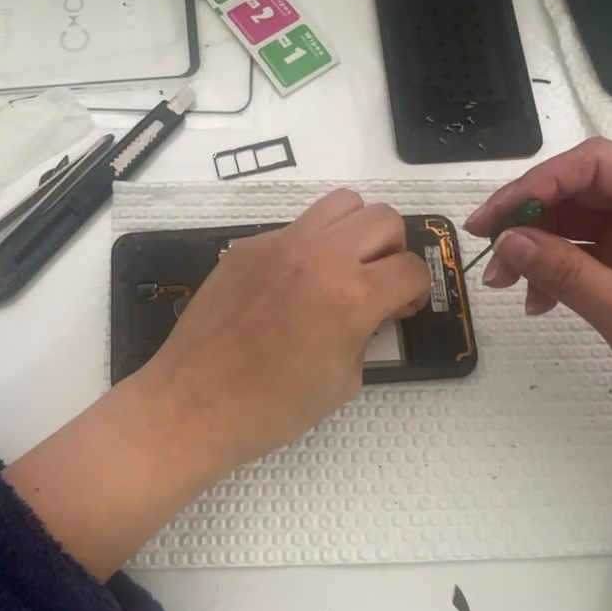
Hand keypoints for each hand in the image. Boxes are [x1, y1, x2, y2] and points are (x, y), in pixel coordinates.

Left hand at [140, 188, 430, 466]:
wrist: (195, 403)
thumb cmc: (272, 407)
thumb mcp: (343, 379)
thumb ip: (369, 332)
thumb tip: (377, 307)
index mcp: (350, 296)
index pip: (411, 267)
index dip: (416, 291)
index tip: (401, 308)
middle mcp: (319, 256)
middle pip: (383, 218)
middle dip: (392, 251)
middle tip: (376, 283)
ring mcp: (280, 244)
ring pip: (341, 203)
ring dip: (355, 231)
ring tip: (341, 268)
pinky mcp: (248, 245)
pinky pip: (295, 226)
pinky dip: (309, 245)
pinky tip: (292, 284)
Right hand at [465, 139, 611, 434]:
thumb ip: (564, 271)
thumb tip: (506, 240)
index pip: (597, 164)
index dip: (538, 182)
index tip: (495, 217)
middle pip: (582, 191)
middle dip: (531, 218)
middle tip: (488, 250)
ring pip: (579, 223)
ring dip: (537, 248)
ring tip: (504, 285)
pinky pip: (588, 254)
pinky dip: (558, 271)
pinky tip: (537, 302)